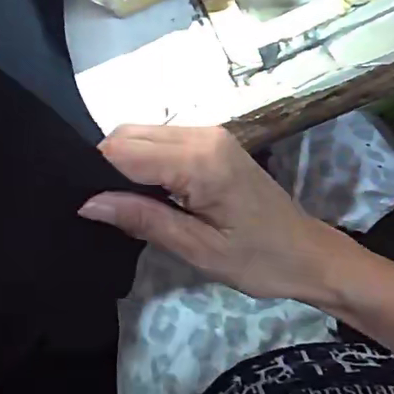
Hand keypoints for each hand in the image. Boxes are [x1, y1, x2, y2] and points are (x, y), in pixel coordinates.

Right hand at [78, 125, 360, 304]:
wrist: (311, 254)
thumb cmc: (260, 260)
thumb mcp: (198, 249)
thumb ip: (142, 219)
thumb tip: (88, 203)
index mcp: (200, 161)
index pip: (125, 151)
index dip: (96, 173)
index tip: (82, 203)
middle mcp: (201, 134)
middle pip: (128, 134)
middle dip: (105, 164)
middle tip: (99, 206)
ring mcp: (208, 133)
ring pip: (141, 133)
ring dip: (122, 161)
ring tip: (119, 201)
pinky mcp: (210, 140)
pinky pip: (159, 139)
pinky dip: (141, 159)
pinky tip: (143, 190)